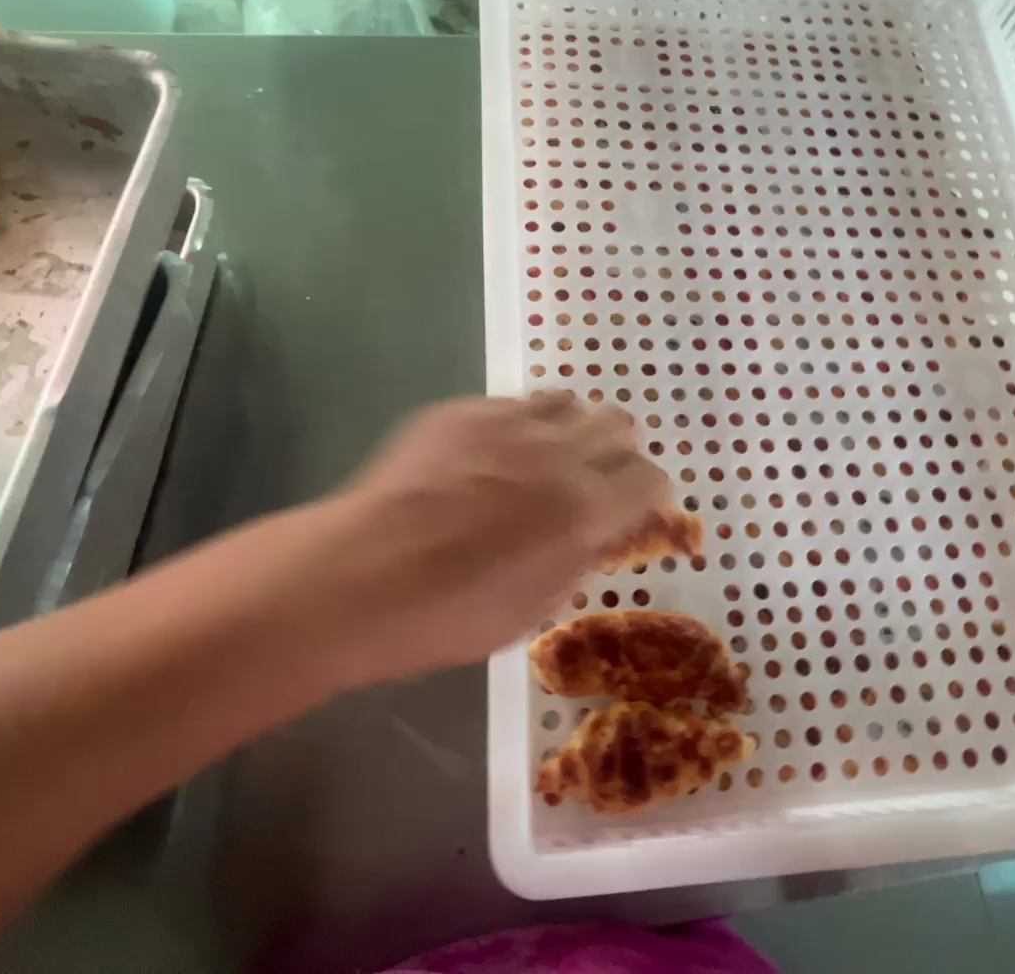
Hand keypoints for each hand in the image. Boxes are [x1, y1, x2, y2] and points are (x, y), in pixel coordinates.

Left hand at [305, 392, 667, 688]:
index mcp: (587, 509)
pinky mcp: (462, 411)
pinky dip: (514, 426)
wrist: (364, 576)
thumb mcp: (538, 604)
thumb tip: (591, 532)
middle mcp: (559, 454)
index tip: (633, 506)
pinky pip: (509, 404)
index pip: (650, 478)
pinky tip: (484, 457)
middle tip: (592, 477)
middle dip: (617, 450)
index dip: (648, 493)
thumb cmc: (453, 614)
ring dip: (568, 428)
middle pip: (619, 423)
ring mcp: (508, 423)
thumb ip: (577, 556)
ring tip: (542, 456)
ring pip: (567, 400)